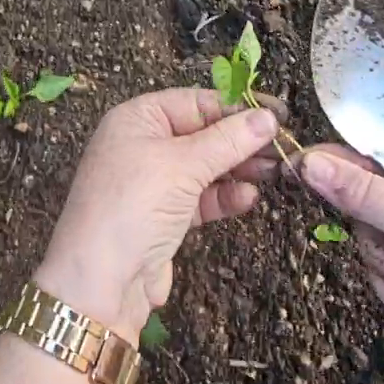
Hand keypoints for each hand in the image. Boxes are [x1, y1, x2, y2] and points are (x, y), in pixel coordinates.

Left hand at [32, 88, 283, 337]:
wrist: (101, 282)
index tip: (276, 112)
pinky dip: (223, 196)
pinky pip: (200, 197)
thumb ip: (228, 141)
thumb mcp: (182, 165)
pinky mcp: (163, 215)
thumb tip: (268, 118)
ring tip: (274, 170)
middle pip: (201, 132)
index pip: (194, 101)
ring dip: (237, 167)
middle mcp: (142, 143)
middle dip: (240, 139)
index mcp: (137, 118)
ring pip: (204, 165)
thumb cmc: (133, 206)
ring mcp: (152, 181)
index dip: (235, 106)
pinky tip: (248, 197)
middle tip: (282, 146)